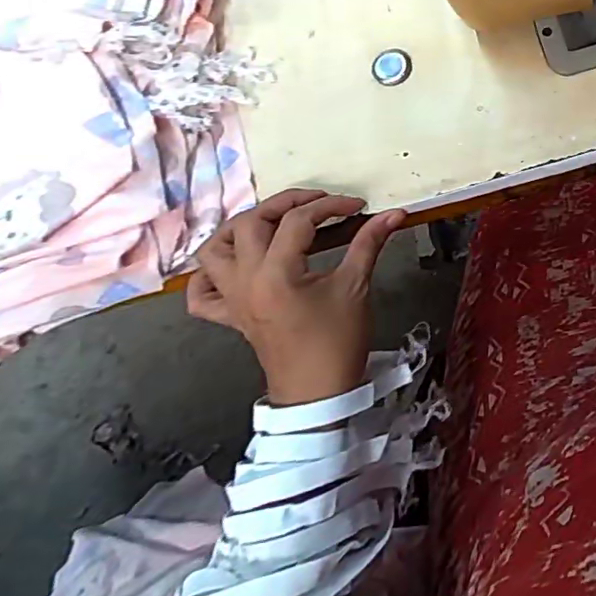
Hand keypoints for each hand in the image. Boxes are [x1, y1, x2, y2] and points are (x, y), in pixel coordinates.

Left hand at [188, 189, 406, 405]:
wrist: (318, 391)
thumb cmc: (338, 340)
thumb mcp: (356, 286)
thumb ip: (369, 243)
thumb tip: (394, 213)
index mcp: (276, 273)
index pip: (298, 221)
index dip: (331, 206)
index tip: (359, 207)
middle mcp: (244, 280)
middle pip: (251, 223)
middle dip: (286, 204)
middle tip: (319, 204)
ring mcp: (231, 299)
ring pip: (215, 249)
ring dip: (240, 228)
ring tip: (273, 222)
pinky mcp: (229, 316)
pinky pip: (201, 293)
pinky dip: (210, 275)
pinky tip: (236, 265)